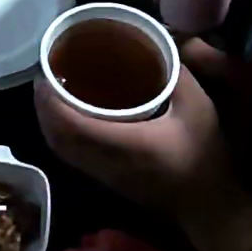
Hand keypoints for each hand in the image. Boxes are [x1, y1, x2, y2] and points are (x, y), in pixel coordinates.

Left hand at [34, 63, 236, 222]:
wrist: (208, 207)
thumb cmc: (205, 157)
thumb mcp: (198, 108)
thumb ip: (178, 73)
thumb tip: (163, 43)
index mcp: (122, 142)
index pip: (69, 123)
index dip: (49, 99)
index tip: (46, 71)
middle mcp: (103, 161)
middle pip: (55, 136)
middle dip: (43, 105)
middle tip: (46, 74)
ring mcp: (102, 174)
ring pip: (60, 148)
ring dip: (49, 120)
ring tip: (54, 90)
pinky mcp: (106, 180)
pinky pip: (71, 155)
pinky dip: (61, 133)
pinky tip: (72, 115)